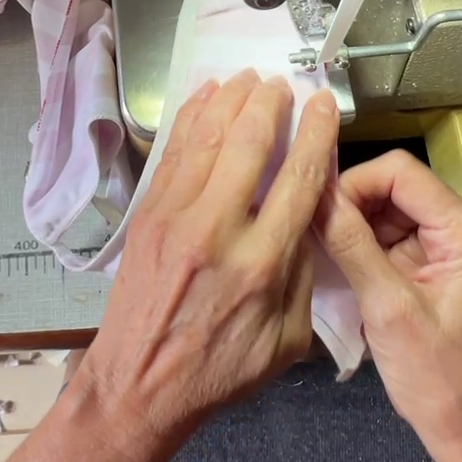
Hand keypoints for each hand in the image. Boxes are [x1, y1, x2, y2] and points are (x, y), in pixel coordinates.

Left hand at [75, 71, 338, 452]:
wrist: (138, 383)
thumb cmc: (220, 369)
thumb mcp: (287, 339)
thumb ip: (303, 271)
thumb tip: (309, 212)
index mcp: (262, 263)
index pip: (299, 179)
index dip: (316, 133)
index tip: (323, 103)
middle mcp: (217, 228)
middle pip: (250, 143)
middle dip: (270, 103)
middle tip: (282, 83)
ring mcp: (174, 215)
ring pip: (208, 137)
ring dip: (230, 98)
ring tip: (248, 78)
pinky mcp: (147, 213)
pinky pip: (174, 151)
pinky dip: (192, 116)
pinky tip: (206, 96)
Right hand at [314, 150, 461, 461]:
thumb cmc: (435, 375)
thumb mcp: (387, 308)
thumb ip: (351, 244)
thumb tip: (312, 195)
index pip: (401, 173)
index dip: (353, 183)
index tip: (318, 212)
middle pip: (393, 186)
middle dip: (351, 205)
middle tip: (314, 233)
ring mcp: (448, 244)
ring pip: (386, 206)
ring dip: (352, 224)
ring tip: (323, 249)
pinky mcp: (432, 262)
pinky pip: (388, 232)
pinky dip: (360, 242)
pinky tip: (339, 262)